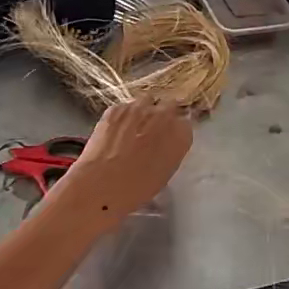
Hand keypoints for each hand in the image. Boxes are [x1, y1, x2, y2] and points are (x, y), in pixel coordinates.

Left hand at [58, 98, 192, 221]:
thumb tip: (165, 142)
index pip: (185, 123)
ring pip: (146, 101)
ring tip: (133, 128)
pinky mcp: (117, 108)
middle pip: (168, 106)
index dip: (175, 130)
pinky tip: (116, 131)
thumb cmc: (139, 187)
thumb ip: (171, 149)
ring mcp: (139, 108)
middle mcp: (164, 115)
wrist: (104, 183)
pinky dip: (123, 116)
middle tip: (151, 131)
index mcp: (182, 134)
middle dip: (162, 115)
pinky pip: (125, 107)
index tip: (168, 138)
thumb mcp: (166, 171)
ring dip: (143, 111)